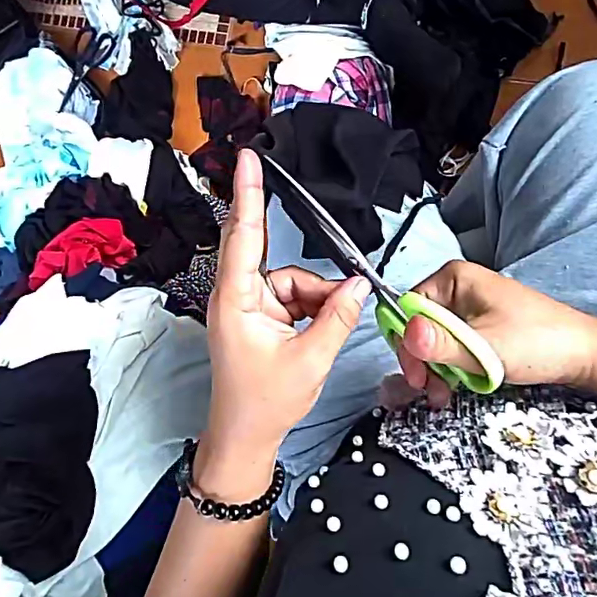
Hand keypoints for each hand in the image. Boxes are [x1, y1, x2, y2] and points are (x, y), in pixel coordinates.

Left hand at [203, 150, 368, 486]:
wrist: (246, 437)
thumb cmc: (265, 402)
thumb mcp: (310, 359)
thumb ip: (338, 316)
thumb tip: (360, 284)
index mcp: (236, 300)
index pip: (243, 236)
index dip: (248, 195)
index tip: (248, 159)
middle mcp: (238, 295)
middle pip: (276, 260)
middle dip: (303, 271)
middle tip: (316, 275)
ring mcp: (250, 306)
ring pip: (294, 281)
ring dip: (319, 301)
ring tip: (326, 334)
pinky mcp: (261, 316)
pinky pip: (294, 296)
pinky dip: (314, 309)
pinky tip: (321, 330)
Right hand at [395, 261, 596, 407]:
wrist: (584, 355)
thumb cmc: (541, 342)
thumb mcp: (485, 348)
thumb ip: (443, 344)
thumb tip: (408, 333)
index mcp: (454, 279)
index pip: (408, 308)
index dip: (407, 343)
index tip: (416, 375)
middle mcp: (459, 288)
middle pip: (418, 326)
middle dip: (422, 361)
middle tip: (432, 389)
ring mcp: (470, 308)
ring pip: (434, 340)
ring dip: (436, 370)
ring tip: (446, 393)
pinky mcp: (480, 327)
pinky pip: (452, 346)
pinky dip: (452, 368)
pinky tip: (459, 385)